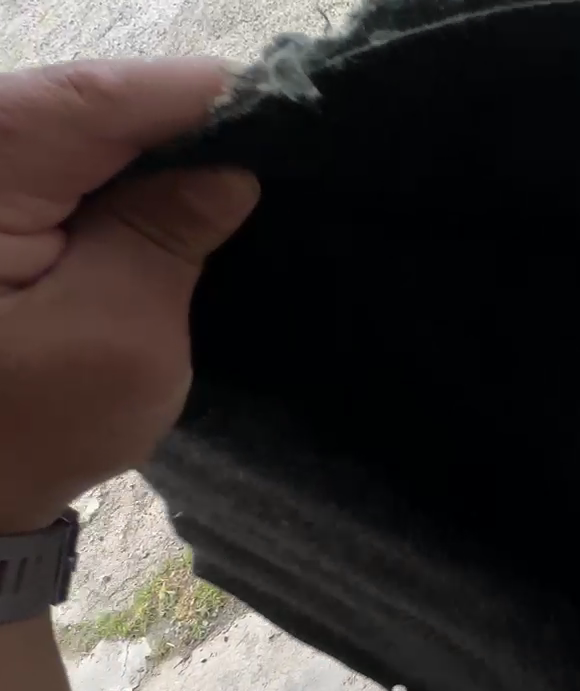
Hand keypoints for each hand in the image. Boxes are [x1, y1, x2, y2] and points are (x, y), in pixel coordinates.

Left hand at [0, 59, 258, 534]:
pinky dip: (111, 167)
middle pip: (57, 105)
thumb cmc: (25, 425)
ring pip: (49, 130)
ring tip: (233, 144)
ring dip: (141, 137)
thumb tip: (225, 173)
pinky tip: (172, 177)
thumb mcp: (116, 336)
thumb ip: (161, 239)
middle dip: (164, 109)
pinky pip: (35, 165)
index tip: (266, 90)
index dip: (178, 94)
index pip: (75, 106)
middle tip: (266, 118)